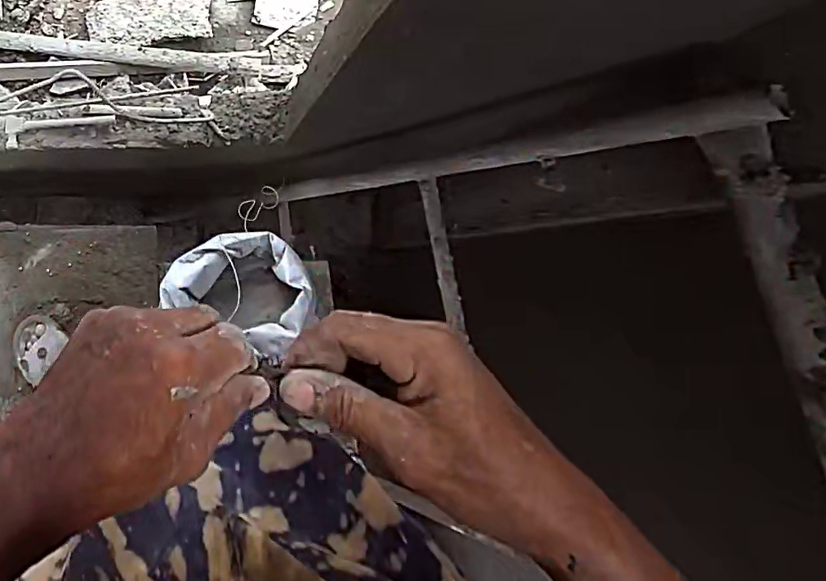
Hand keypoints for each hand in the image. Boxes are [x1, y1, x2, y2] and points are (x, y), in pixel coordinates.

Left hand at [19, 304, 269, 530]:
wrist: (40, 464)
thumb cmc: (114, 472)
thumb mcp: (183, 456)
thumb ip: (225, 411)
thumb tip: (254, 385)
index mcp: (180, 367)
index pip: (234, 342)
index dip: (239, 362)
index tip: (233, 376)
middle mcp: (154, 331)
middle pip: (208, 319)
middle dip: (211, 345)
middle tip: (197, 378)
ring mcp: (124, 320)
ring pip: (175, 315)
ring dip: (179, 338)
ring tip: (160, 375)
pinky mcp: (101, 318)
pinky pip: (141, 317)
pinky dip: (146, 337)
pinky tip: (131, 369)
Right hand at [281, 312, 680, 580]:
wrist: (542, 500)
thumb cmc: (483, 478)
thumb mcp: (406, 447)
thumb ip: (349, 408)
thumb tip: (299, 385)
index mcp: (423, 344)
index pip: (348, 326)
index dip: (309, 348)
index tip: (283, 377)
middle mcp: (430, 336)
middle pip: (358, 328)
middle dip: (322, 357)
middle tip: (294, 393)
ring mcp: (437, 350)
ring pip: (371, 344)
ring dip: (342, 370)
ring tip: (317, 404)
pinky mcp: (440, 369)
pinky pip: (389, 360)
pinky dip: (364, 380)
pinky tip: (352, 407)